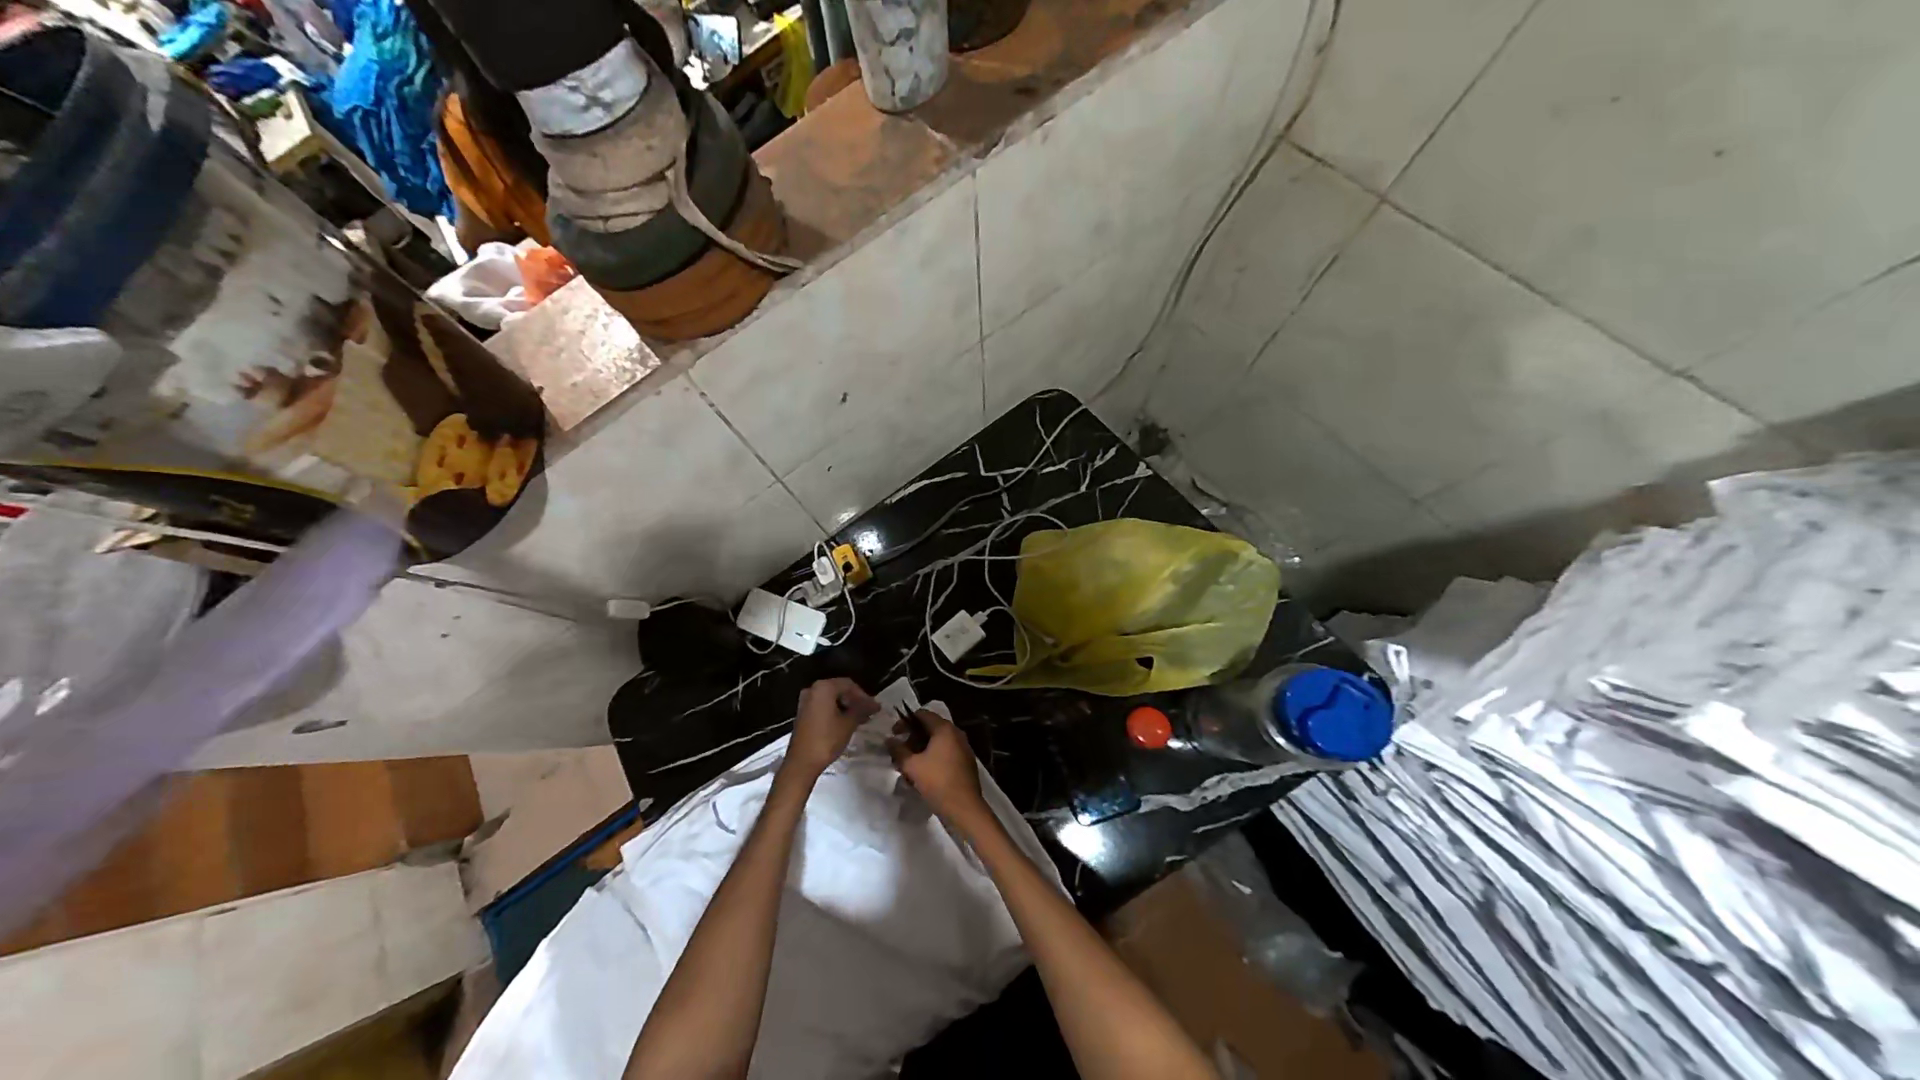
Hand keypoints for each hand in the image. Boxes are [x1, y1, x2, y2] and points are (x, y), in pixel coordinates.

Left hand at [783, 678, 879, 780]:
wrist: (801, 762)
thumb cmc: (826, 740)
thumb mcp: (849, 723)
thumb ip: (862, 709)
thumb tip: (874, 704)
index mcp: (823, 688)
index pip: (849, 685)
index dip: (864, 695)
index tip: (875, 708)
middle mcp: (812, 690)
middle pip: (839, 689)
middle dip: (855, 700)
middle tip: (869, 712)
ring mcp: (805, 702)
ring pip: (831, 698)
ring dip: (847, 706)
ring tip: (861, 718)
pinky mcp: (803, 713)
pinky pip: (823, 706)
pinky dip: (836, 711)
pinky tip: (846, 722)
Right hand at [888, 710, 989, 831]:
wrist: (964, 808)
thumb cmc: (937, 782)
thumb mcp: (912, 766)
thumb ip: (898, 750)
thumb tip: (889, 740)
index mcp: (945, 729)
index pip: (922, 714)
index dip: (905, 721)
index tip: (894, 734)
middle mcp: (956, 734)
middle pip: (930, 728)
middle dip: (912, 737)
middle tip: (899, 751)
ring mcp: (963, 748)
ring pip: (937, 742)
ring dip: (921, 749)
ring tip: (908, 764)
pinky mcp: (965, 762)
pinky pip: (945, 752)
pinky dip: (932, 757)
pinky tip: (923, 772)